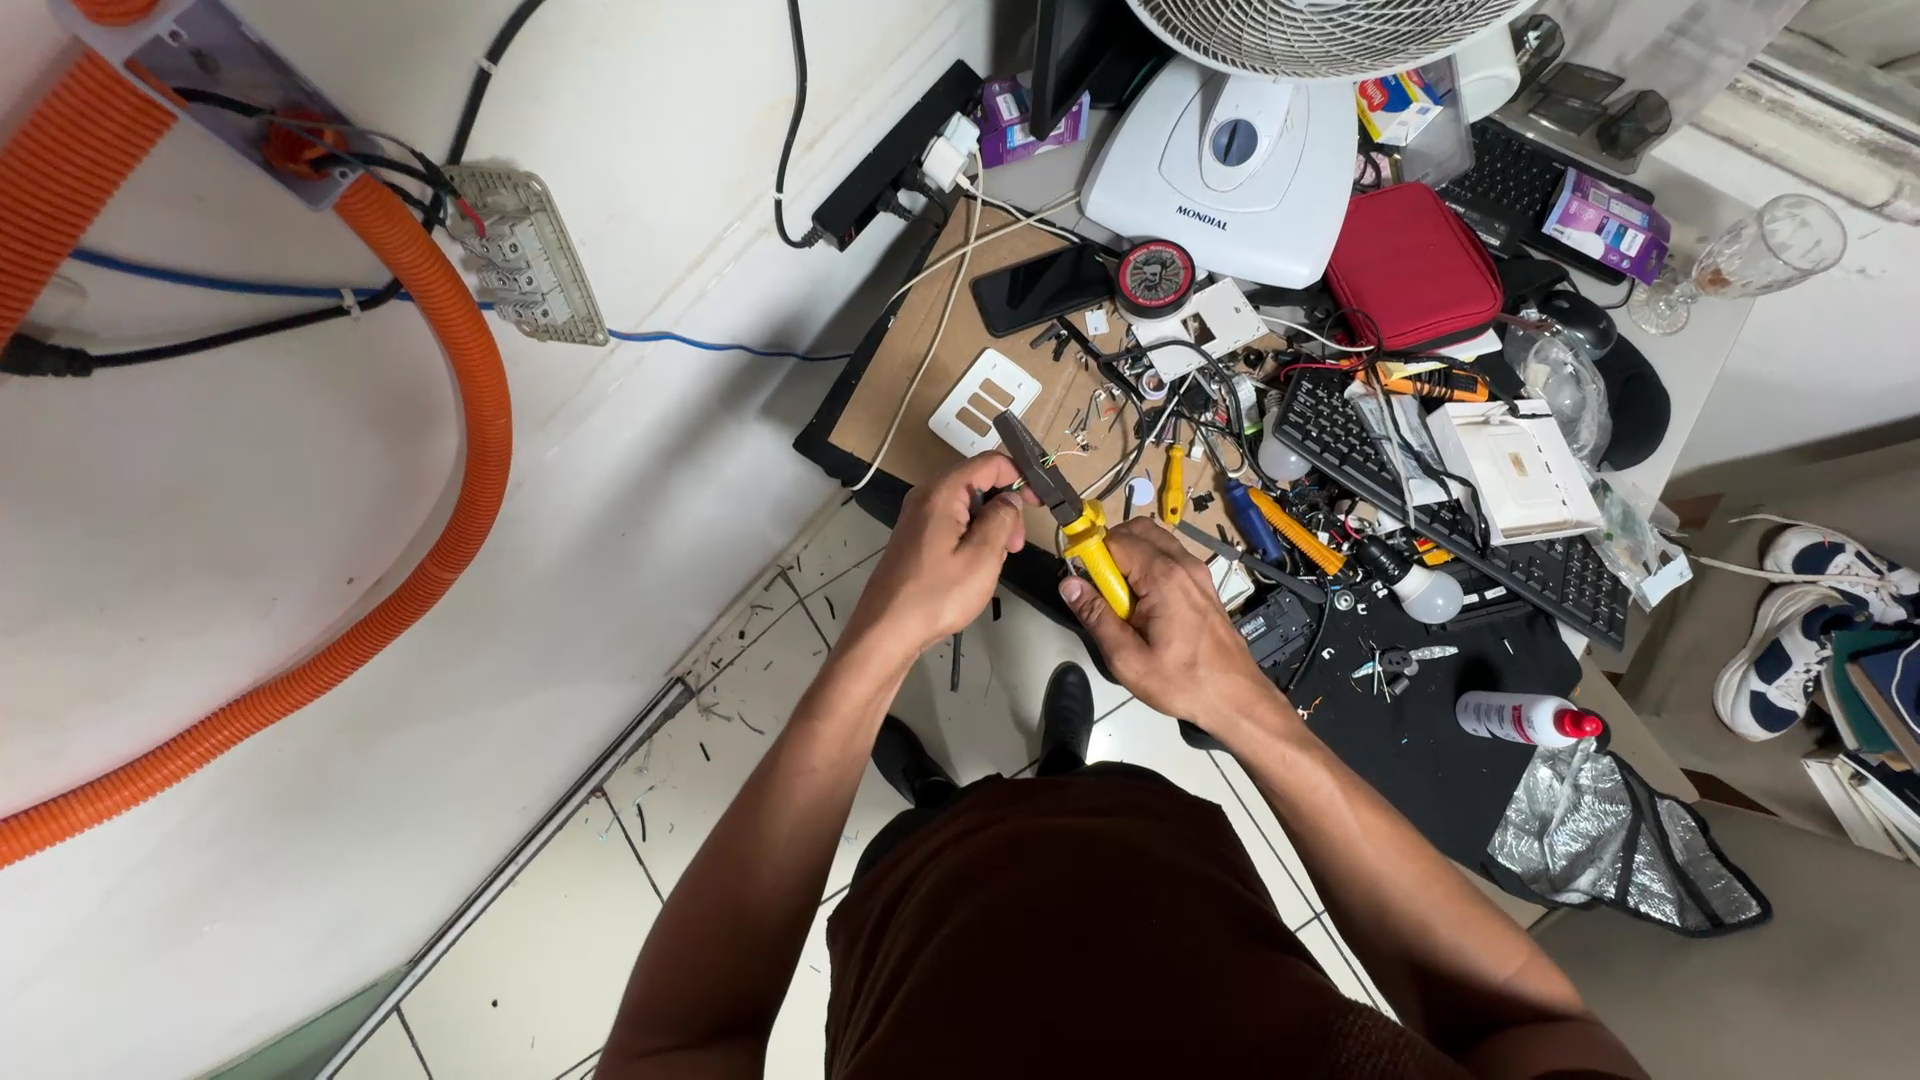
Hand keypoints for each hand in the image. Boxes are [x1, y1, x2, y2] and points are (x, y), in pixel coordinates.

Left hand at [844, 452, 1033, 658]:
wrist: (886, 630)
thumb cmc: (937, 595)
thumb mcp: (982, 557)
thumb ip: (1002, 519)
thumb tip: (1010, 499)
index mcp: (942, 492)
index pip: (989, 462)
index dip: (1020, 476)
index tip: (1040, 502)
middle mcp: (926, 496)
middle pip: (978, 483)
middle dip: (1005, 508)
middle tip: (1016, 546)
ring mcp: (917, 517)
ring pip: (967, 506)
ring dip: (991, 527)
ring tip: (995, 563)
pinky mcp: (915, 538)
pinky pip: (953, 524)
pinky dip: (972, 538)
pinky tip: (976, 566)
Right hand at [1058, 518, 1299, 740]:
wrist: (1236, 697)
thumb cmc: (1182, 682)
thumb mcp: (1127, 658)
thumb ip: (1096, 616)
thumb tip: (1068, 584)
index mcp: (1163, 577)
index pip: (1116, 540)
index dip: (1092, 555)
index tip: (1084, 582)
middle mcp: (1183, 564)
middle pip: (1137, 529)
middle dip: (1109, 549)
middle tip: (1100, 587)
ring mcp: (1197, 572)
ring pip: (1154, 540)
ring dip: (1130, 556)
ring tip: (1121, 598)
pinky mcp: (1202, 584)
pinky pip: (1169, 557)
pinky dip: (1149, 566)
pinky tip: (1144, 604)